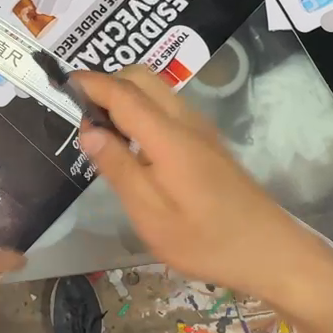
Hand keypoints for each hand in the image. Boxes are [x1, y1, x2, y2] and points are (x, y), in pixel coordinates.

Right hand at [72, 67, 328, 299]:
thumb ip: (118, 168)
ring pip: (157, 91)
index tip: (61, 81)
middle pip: (143, 78)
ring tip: (98, 126)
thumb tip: (89, 131)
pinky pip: (167, 109)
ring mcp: (201, 131)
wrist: (271, 253)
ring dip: (125, 95)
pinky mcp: (207, 144)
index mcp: (168, 138)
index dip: (90, 83)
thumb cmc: (206, 241)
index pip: (123, 93)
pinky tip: (129, 142)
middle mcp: (186, 123)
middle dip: (108, 82)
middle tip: (79, 110)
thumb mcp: (150, 214)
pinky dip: (141, 109)